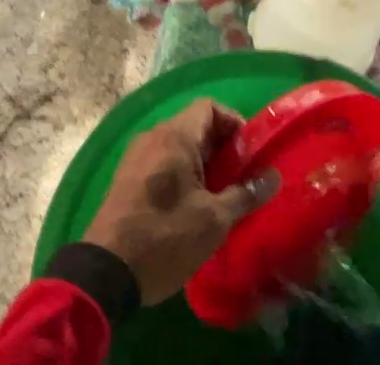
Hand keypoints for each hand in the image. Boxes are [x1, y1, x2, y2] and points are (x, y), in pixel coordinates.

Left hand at [83, 98, 277, 304]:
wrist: (106, 272)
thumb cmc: (165, 237)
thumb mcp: (214, 219)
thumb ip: (245, 193)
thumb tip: (273, 177)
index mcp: (173, 137)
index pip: (209, 107)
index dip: (234, 123)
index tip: (250, 154)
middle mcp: (153, 138)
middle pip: (195, 127)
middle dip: (223, 150)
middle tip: (243, 180)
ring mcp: (136, 159)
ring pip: (179, 148)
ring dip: (204, 166)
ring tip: (224, 198)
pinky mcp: (128, 180)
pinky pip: (163, 164)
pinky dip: (184, 176)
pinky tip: (196, 209)